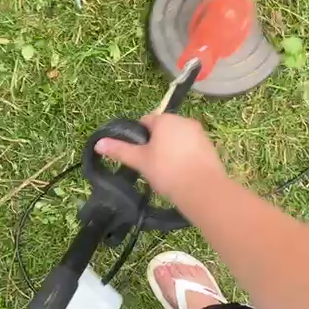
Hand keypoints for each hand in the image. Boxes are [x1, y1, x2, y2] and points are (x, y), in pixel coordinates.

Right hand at [92, 113, 227, 208]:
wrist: (202, 189)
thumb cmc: (167, 171)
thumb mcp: (140, 161)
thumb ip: (120, 150)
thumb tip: (98, 143)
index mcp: (165, 119)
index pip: (146, 120)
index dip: (138, 137)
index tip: (138, 155)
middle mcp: (184, 120)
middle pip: (163, 129)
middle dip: (155, 143)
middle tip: (150, 165)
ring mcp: (199, 133)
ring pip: (178, 139)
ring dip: (170, 150)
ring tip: (166, 172)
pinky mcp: (210, 147)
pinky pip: (191, 148)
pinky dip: (184, 157)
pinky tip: (181, 174)